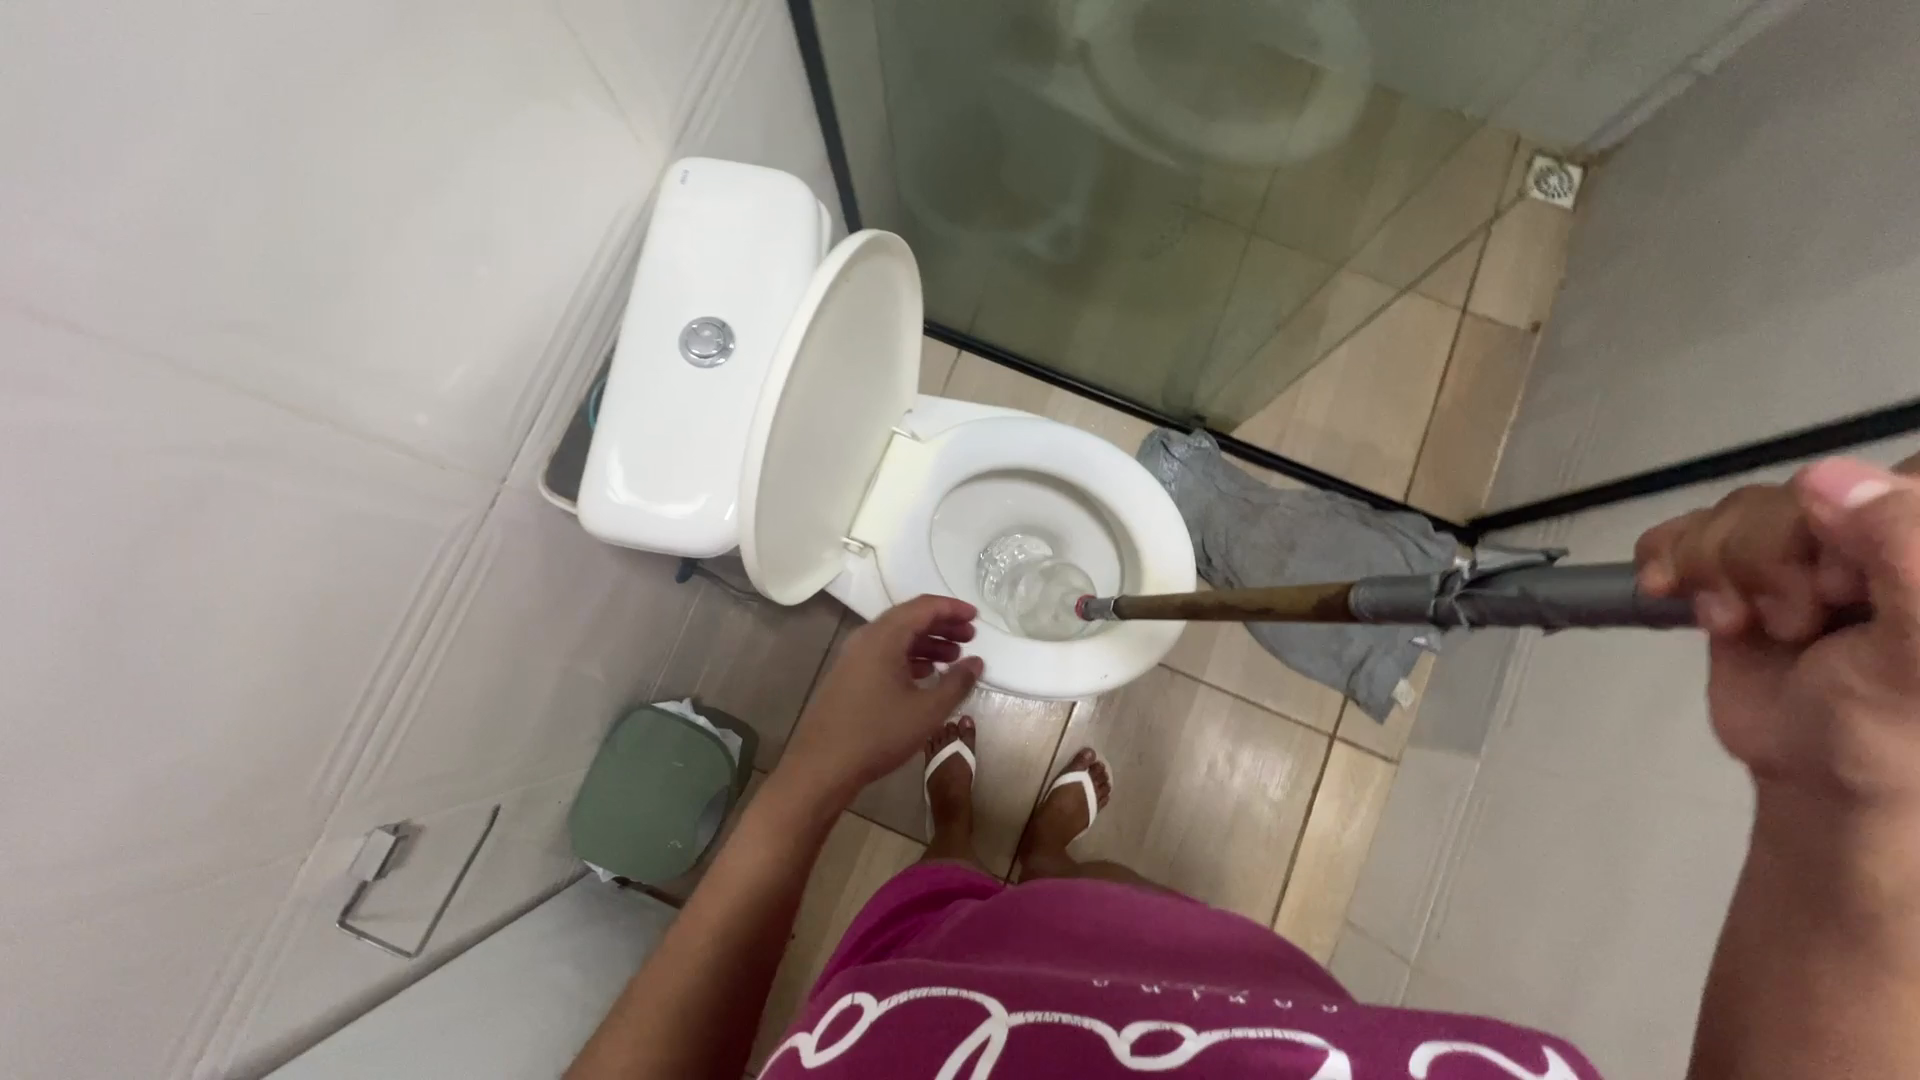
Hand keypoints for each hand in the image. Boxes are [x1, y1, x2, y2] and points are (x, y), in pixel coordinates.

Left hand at [774, 595, 982, 804]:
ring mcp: (853, 658)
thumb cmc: (878, 734)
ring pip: (896, 639)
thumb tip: (976, 663)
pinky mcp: (848, 676)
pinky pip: (884, 655)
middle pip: (909, 619)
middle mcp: (866, 639)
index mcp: (883, 637)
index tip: (976, 617)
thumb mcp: (927, 711)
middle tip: (970, 638)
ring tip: (954, 658)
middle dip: (942, 626)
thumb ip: (956, 683)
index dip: (952, 609)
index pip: (923, 607)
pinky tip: (926, 675)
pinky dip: (909, 658)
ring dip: (926, 643)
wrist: (822, 767)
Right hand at [1636, 457, 1919, 807]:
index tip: (1847, 589)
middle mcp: (1875, 536)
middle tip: (1796, 622)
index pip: (1892, 478)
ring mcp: (1798, 552)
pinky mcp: (1732, 570)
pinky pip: (1680, 529)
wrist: (1819, 775)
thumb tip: (1826, 478)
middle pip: (1796, 494)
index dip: (1855, 521)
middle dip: (1770, 559)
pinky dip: (1665, 559)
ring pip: (1732, 511)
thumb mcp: (1919, 652)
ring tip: (1742, 623)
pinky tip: (1672, 592)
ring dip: (1716, 571)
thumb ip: (1906, 557)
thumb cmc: (1894, 727)